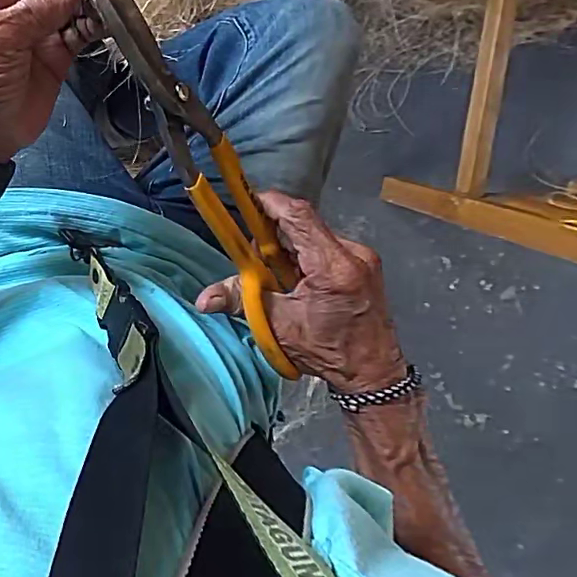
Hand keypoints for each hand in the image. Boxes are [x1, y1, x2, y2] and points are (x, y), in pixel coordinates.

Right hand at [194, 187, 407, 393]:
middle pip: (303, 223)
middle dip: (272, 233)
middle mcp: (353, 254)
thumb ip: (239, 301)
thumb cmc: (327, 352)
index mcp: (332, 267)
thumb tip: (202, 300)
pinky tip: (295, 280)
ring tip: (276, 275)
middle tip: (254, 255)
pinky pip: (325, 246)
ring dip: (287, 246)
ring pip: (312, 234)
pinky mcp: (364, 264)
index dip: (269, 203)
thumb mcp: (277, 325)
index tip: (245, 202)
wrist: (373, 374)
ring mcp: (362, 258)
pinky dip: (303, 255)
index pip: (298, 216)